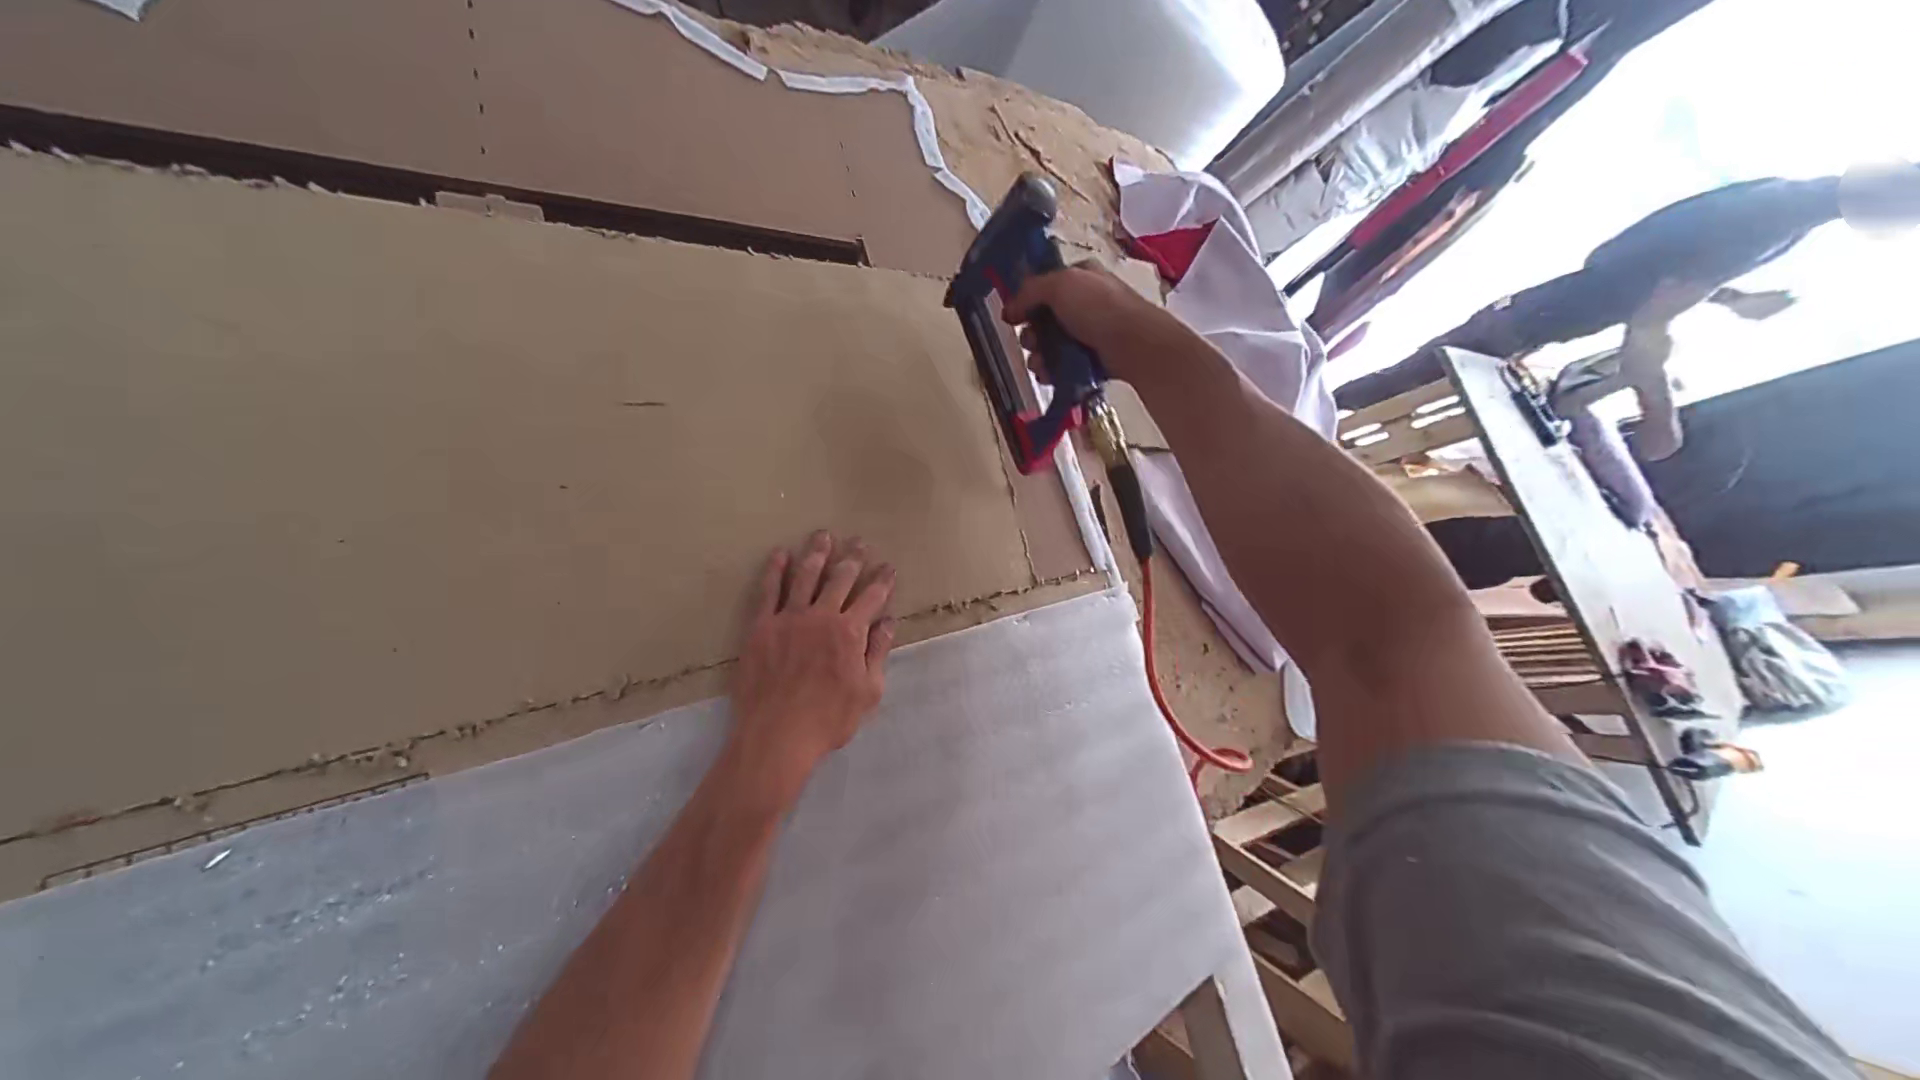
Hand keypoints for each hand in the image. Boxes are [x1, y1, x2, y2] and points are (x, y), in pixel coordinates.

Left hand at [727, 531, 896, 798]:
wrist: (777, 734)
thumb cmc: (829, 719)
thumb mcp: (868, 692)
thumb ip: (877, 653)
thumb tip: (888, 623)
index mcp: (850, 632)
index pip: (872, 597)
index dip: (883, 580)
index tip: (889, 566)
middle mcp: (822, 617)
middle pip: (840, 578)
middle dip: (853, 558)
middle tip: (859, 542)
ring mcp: (789, 618)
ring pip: (805, 576)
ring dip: (817, 554)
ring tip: (823, 535)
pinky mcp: (761, 626)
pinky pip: (768, 591)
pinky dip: (775, 570)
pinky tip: (780, 555)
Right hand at [1001, 262, 1186, 387]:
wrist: (1135, 345)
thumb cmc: (1099, 308)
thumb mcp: (1060, 286)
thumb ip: (1029, 292)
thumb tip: (1009, 310)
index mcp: (1079, 276)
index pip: (1044, 285)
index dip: (1026, 300)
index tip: (1013, 316)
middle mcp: (1085, 302)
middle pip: (1044, 319)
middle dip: (1031, 334)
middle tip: (1031, 343)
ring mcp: (1090, 332)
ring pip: (1052, 345)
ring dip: (1039, 356)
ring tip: (1040, 365)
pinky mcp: (1092, 358)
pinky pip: (1064, 365)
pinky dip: (1053, 371)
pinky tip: (1049, 376)